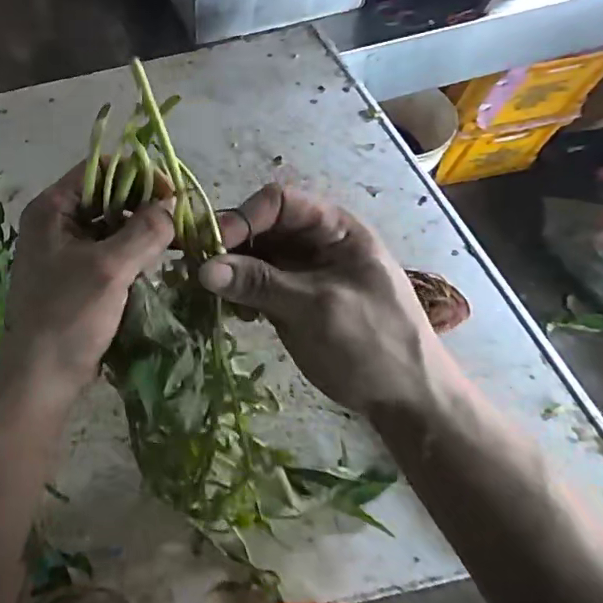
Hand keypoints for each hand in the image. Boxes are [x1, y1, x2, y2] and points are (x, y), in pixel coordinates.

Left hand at [0, 164, 176, 389]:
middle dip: (145, 204)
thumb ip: (145, 231)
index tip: (171, 195)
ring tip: (177, 240)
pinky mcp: (78, 275)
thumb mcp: (110, 268)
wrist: (42, 377)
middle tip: (180, 220)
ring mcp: (65, 250)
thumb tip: (174, 206)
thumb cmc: (69, 315)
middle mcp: (56, 222)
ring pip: (112, 224)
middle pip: (107, 195)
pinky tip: (159, 261)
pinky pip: (111, 250)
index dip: (137, 175)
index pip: (98, 170)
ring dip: (143, 229)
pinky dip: (134, 251)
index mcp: (52, 209)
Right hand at [198, 184, 449, 416]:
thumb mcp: (317, 309)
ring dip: (228, 271)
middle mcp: (315, 243)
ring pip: (253, 257)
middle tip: (196, 271)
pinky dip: (238, 294)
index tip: (213, 246)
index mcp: (334, 228)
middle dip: (229, 245)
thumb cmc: (374, 343)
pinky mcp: (290, 301)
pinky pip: (255, 286)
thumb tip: (203, 268)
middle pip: (261, 227)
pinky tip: (232, 313)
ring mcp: (302, 273)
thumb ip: (261, 284)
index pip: (279, 202)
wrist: (406, 399)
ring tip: (209, 294)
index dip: (244, 217)